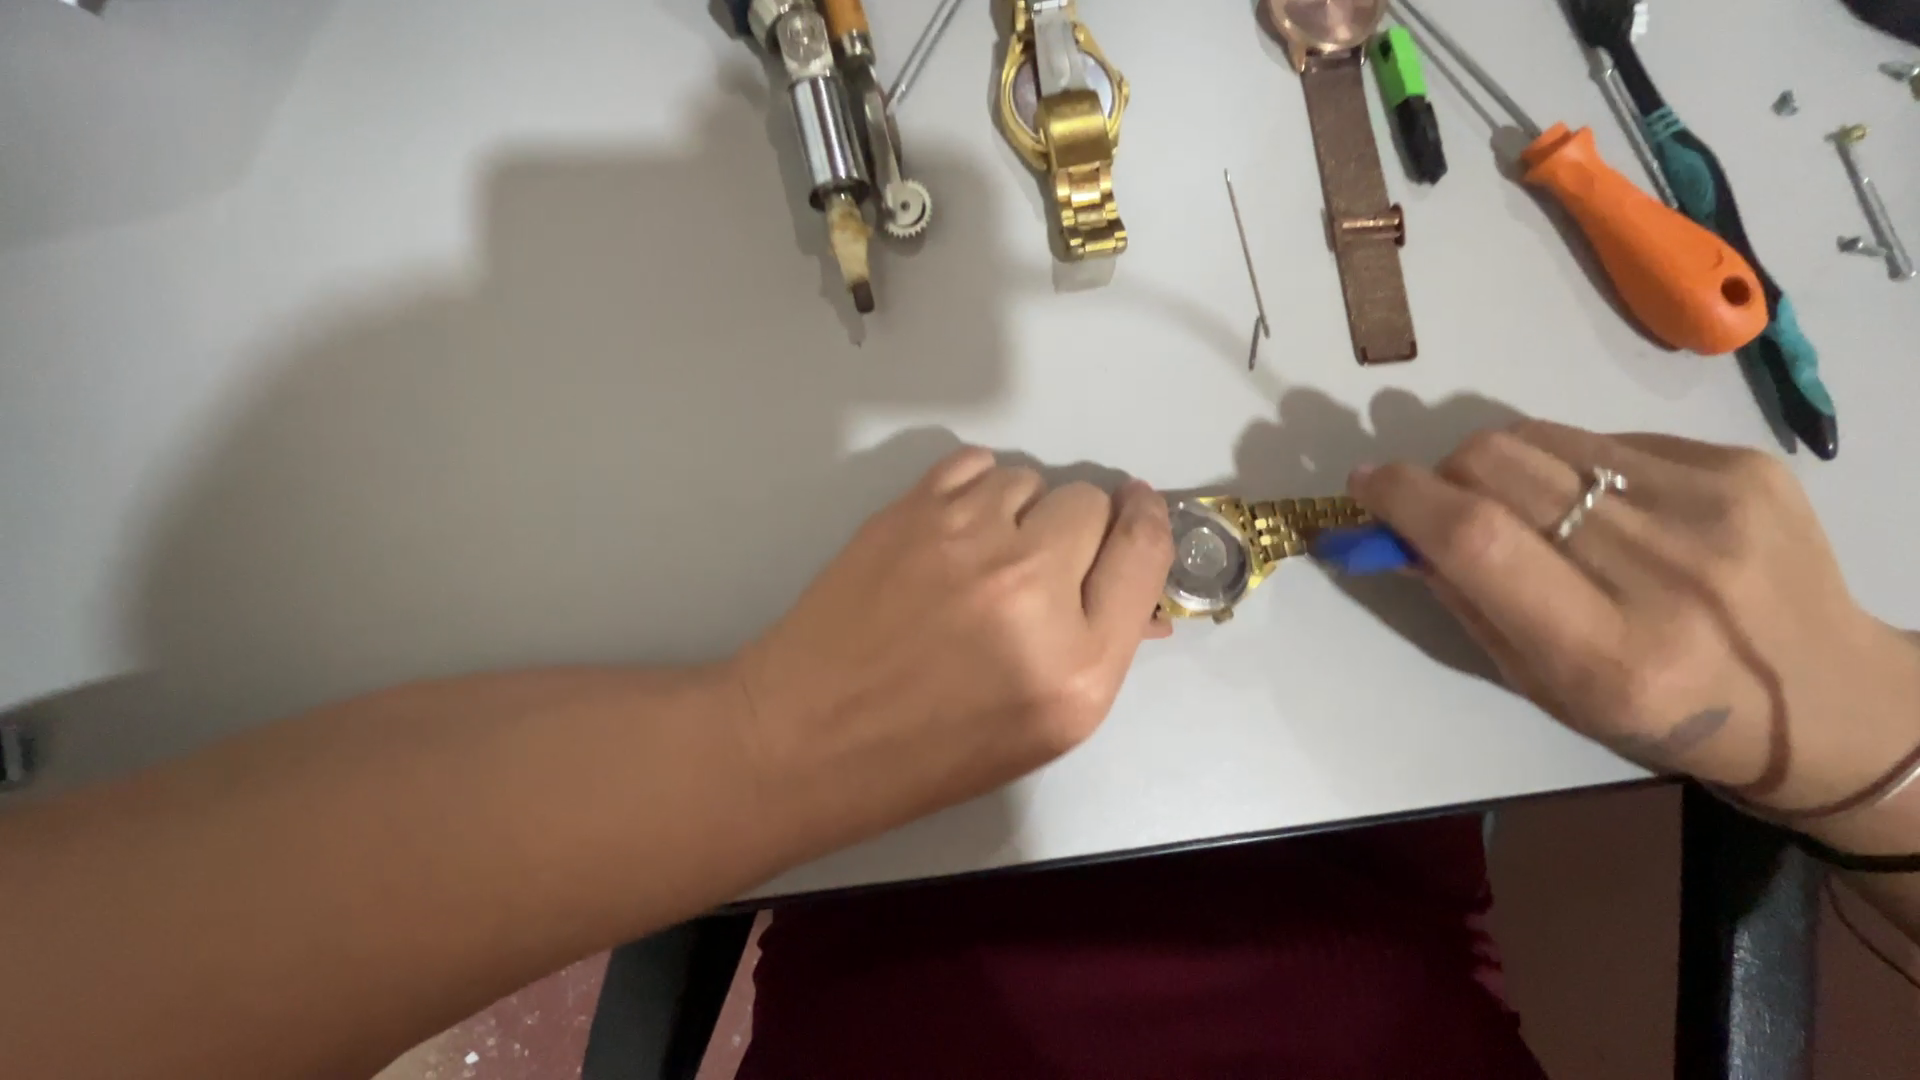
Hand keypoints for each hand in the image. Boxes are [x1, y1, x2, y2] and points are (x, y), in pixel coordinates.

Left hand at [734, 447, 1173, 856]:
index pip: (1145, 551)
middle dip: (1077, 529)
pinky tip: (957, 529)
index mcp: (1080, 663)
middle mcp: (1034, 587)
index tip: (1136, 512)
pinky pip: (978, 464)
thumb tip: (1140, 593)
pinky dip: (978, 488)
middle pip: (1092, 502)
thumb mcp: (1044, 726)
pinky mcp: (913, 511)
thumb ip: (1103, 648)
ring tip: (984, 555)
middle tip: (1041, 564)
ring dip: (1021, 510)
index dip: (1147, 523)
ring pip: (1030, 478)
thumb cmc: (934, 749)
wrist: (815, 732)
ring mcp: (968, 539)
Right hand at [1352, 420, 1919, 815]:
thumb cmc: (1655, 711)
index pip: (1477, 540)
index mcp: (1604, 648)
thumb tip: (1395, 530)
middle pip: (1499, 468)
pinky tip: (1598, 505)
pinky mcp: (1743, 467)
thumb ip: (1463, 600)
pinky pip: (1601, 438)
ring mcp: (1713, 508)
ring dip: (1498, 463)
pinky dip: (1566, 463)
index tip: (1365, 483)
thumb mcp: (1540, 681)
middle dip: (1442, 473)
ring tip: (1520, 502)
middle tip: (1440, 499)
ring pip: (1540, 438)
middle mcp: (1664, 570)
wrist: (1829, 701)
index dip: (1404, 498)